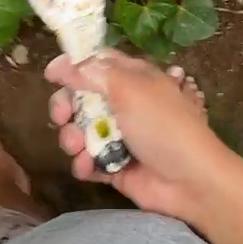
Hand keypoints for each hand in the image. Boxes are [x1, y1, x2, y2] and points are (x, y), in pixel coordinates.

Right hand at [45, 49, 237, 222]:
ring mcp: (119, 135)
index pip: (96, 63)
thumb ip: (92, 74)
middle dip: (66, 105)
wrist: (191, 180)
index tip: (51, 75)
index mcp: (131, 77)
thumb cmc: (163, 124)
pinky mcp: (115, 165)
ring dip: (72, 137)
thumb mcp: (129, 89)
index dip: (73, 66)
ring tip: (78, 147)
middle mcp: (123, 102)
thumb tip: (60, 63)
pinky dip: (82, 163)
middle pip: (82, 97)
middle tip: (62, 116)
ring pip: (81, 130)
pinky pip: (88, 160)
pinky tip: (87, 166)